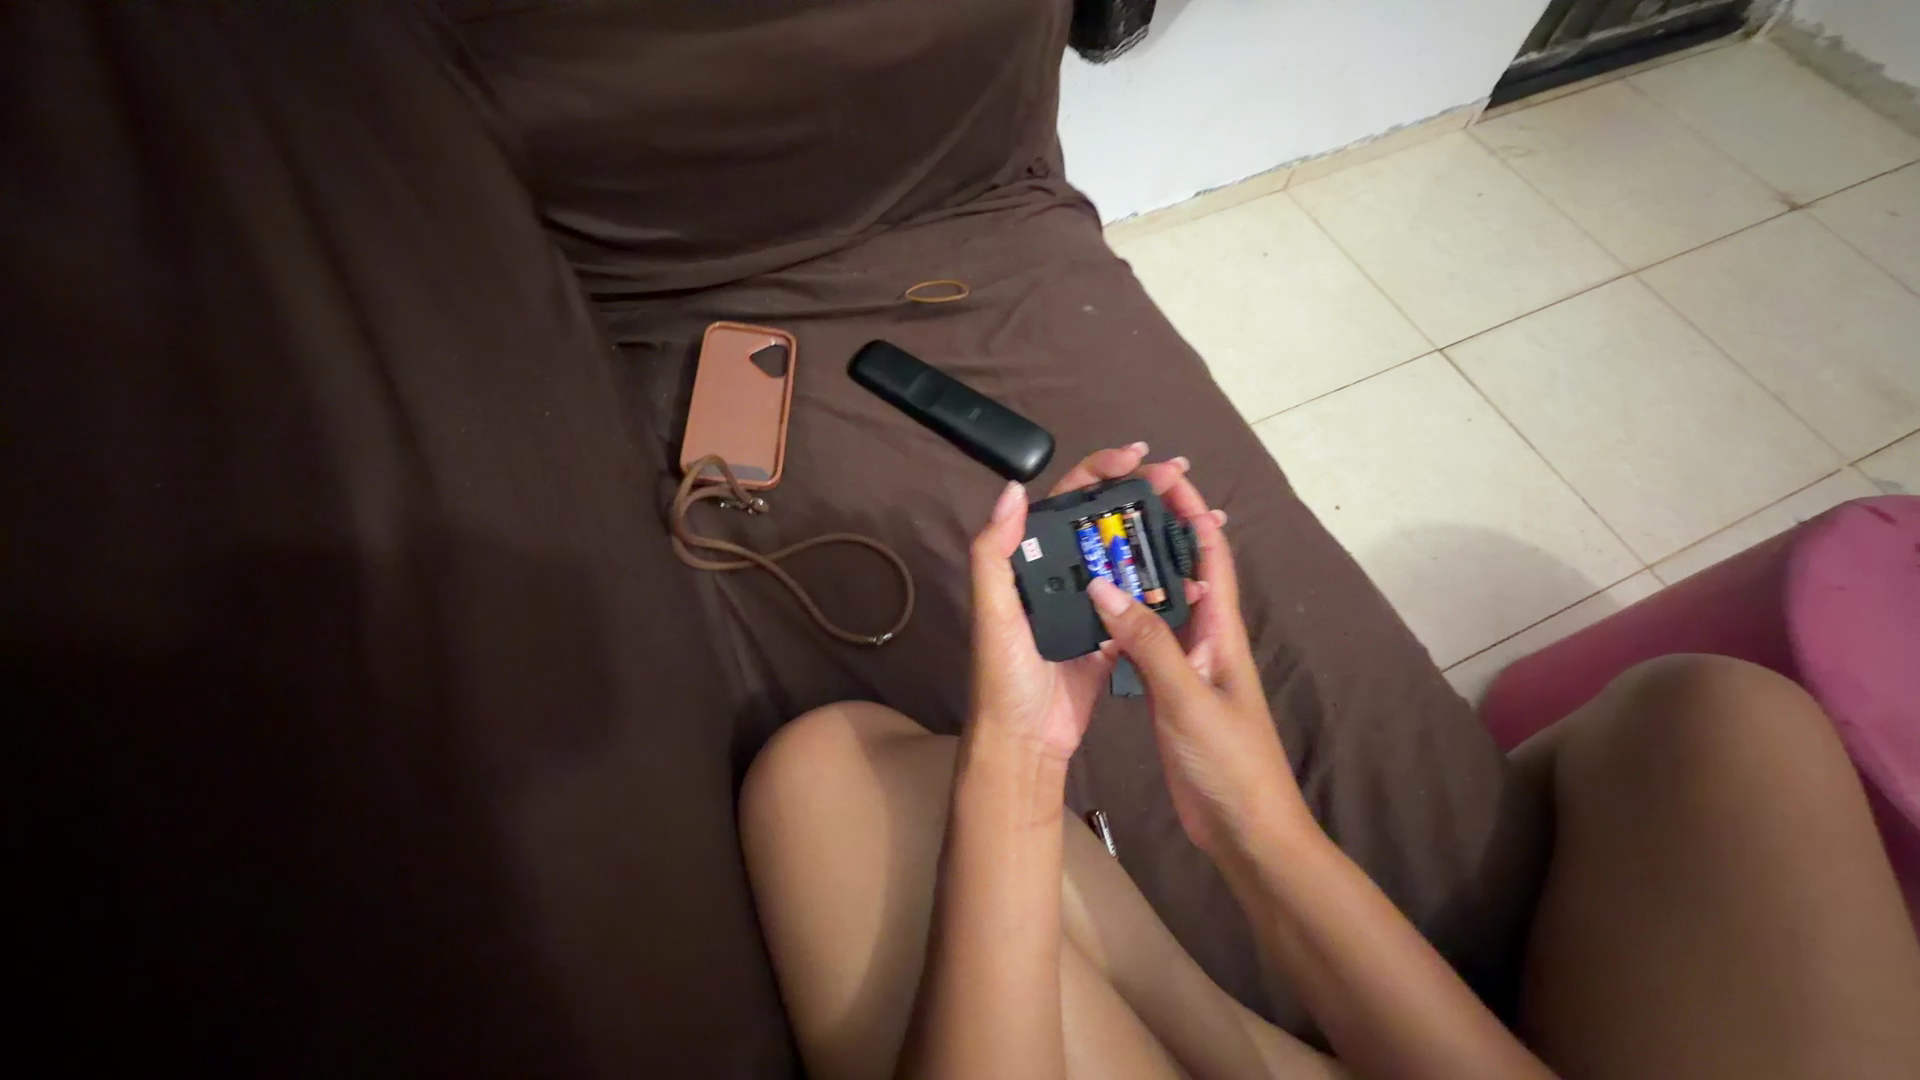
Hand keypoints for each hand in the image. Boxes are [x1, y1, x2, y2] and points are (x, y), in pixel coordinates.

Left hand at [967, 443, 1195, 763]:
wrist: (1025, 741)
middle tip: (1179, 473)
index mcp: (1032, 560)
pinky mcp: (1113, 634)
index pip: (1068, 501)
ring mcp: (1091, 603)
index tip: (1138, 454)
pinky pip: (1143, 601)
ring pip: (1129, 556)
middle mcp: (1062, 573)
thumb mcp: (992, 612)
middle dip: (1141, 491)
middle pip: (1105, 520)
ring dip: (1160, 532)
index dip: (1100, 471)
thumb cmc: (1004, 675)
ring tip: (1199, 513)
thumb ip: (994, 553)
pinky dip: (1168, 584)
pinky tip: (1196, 571)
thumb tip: (1016, 488)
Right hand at [1085, 506, 1311, 862]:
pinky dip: (1121, 621)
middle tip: (1112, 506)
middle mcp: (1205, 639)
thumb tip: (1104, 584)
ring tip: (1094, 547)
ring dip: (1135, 576)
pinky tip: (1093, 613)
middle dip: (1157, 535)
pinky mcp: (1167, 692)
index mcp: (1221, 631)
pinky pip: (1143, 643)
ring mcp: (1186, 666)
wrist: (1245, 829)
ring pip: (1159, 607)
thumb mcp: (1187, 697)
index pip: (1211, 556)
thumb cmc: (1230, 760)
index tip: (1163, 477)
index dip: (1192, 514)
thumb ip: (1147, 642)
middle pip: (1183, 573)